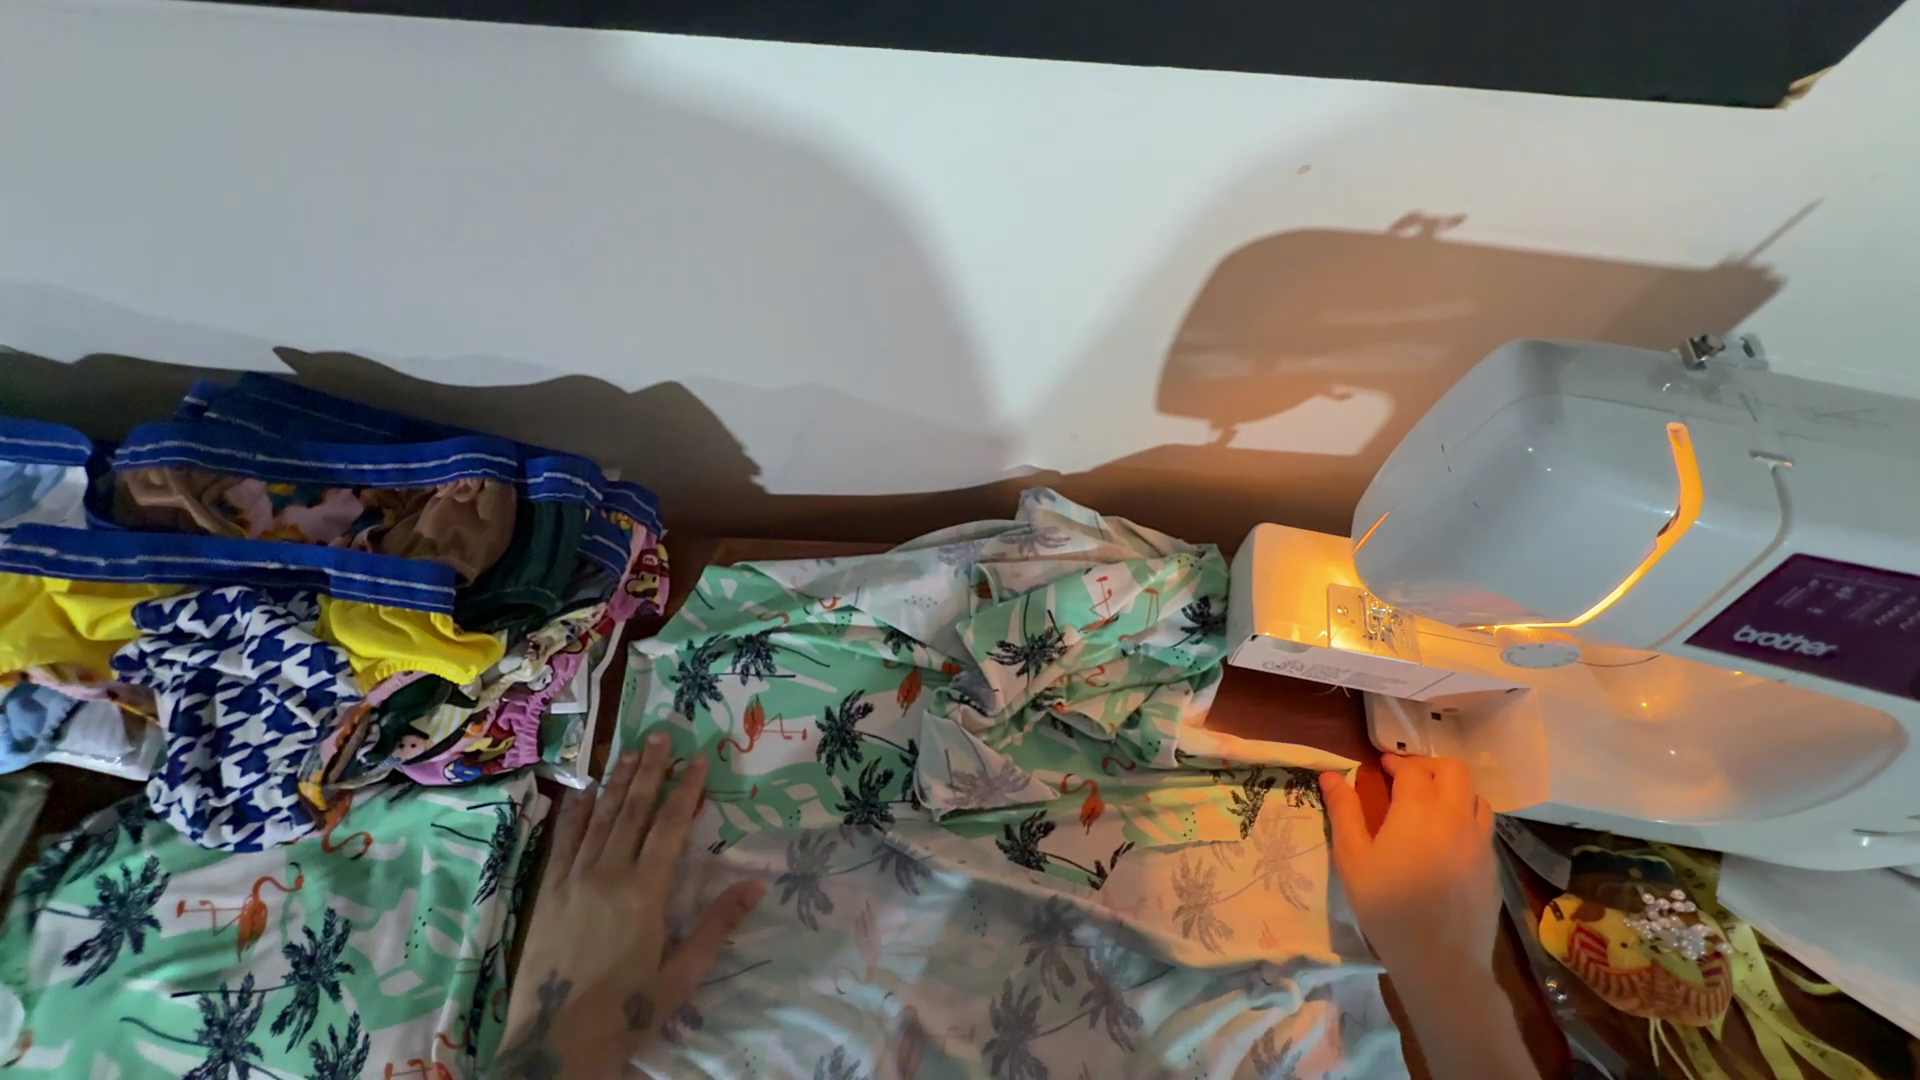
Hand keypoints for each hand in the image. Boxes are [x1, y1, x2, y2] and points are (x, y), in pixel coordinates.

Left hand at [493, 734, 765, 1078]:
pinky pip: (562, 842)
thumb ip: (717, 926)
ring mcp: (571, 881)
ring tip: (630, 750)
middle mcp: (607, 874)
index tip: (699, 759)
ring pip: (598, 818)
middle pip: (632, 810)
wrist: (553, 1050)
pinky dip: (574, 812)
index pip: (669, 826)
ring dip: (616, 781)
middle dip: (650, 770)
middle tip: (662, 735)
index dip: (686, 790)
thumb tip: (757, 883)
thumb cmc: (625, 1012)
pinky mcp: (546, 894)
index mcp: (644, 892)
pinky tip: (582, 791)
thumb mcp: (682, 975)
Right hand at [1320, 755, 1497, 986]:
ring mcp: (1480, 842)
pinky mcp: (1493, 866)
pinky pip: (1484, 826)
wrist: (1440, 960)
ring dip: (1452, 789)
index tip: (1380, 766)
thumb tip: (1331, 775)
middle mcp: (1455, 817)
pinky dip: (1465, 816)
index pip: (1413, 769)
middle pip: (1455, 770)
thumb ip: (1344, 810)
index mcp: (1419, 810)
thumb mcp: (1352, 856)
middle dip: (1429, 766)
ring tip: (1429, 804)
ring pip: (1476, 796)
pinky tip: (1445, 839)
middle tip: (1406, 778)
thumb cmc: (1386, 905)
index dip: (1395, 762)